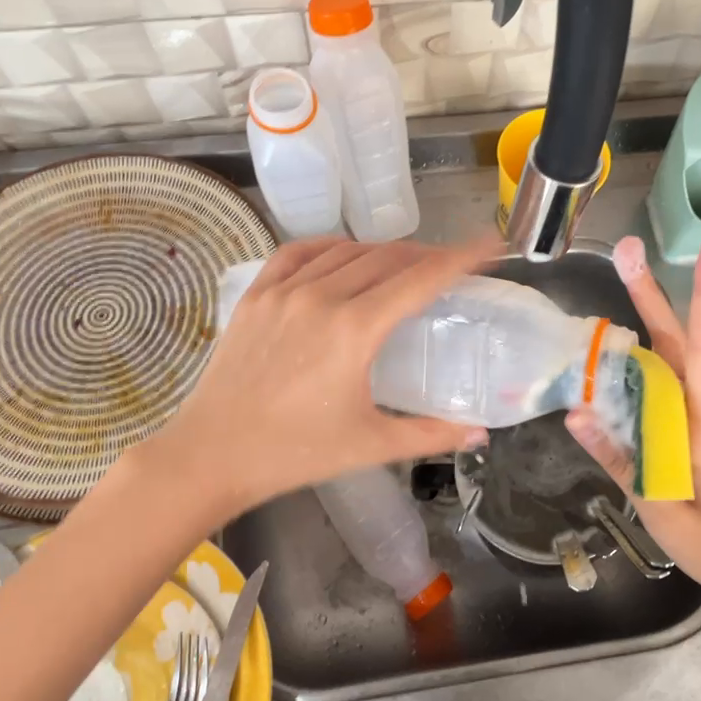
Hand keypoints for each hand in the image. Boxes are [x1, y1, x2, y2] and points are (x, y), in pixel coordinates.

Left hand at [149, 237, 496, 511]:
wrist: (212, 455)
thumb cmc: (295, 454)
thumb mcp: (370, 446)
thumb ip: (431, 434)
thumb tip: (480, 433)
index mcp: (354, 330)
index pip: (420, 278)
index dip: (461, 258)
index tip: (488, 245)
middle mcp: (320, 298)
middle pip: (387, 258)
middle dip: (427, 255)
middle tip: (451, 265)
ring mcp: (283, 292)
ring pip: (345, 251)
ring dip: (382, 251)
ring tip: (404, 263)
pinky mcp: (255, 295)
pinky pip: (297, 253)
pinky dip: (328, 246)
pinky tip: (342, 253)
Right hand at [565, 227, 700, 610]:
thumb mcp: (663, 514)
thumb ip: (621, 460)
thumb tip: (575, 411)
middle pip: (685, 338)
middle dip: (654, 290)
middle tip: (625, 248)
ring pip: (679, 352)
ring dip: (650, 311)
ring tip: (622, 273)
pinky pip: (674, 378)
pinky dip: (647, 355)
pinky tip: (619, 351)